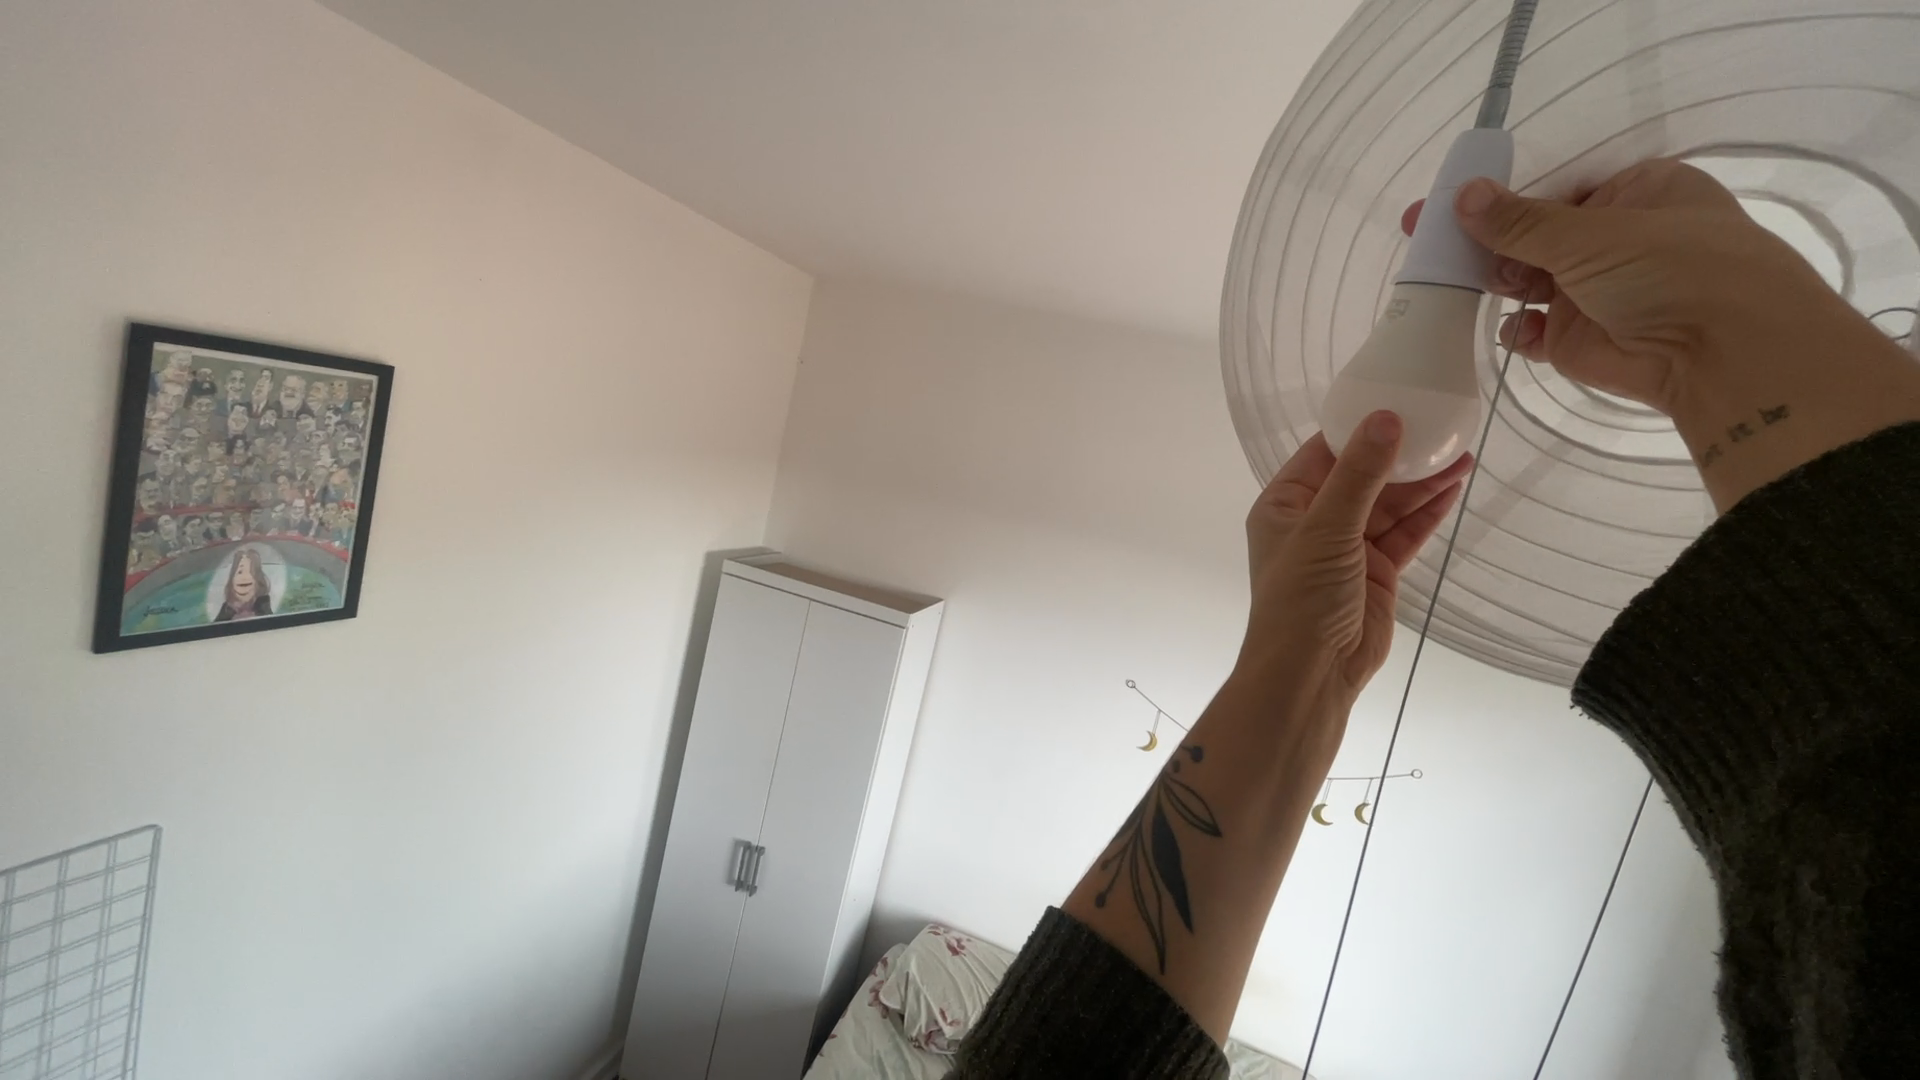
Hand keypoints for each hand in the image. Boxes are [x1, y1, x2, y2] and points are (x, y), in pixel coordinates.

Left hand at [1239, 412, 1469, 706]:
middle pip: (1360, 477)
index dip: (1357, 429)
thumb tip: (1385, 418)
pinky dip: (1427, 512)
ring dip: (1420, 482)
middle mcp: (1312, 522)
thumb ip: (1359, 475)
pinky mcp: (1376, 571)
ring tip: (1461, 454)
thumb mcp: (1327, 528)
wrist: (1314, 669)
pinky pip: (1404, 533)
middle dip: (1398, 455)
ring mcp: (1346, 547)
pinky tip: (1455, 487)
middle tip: (1443, 426)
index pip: (1321, 455)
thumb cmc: (1303, 595)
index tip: (1396, 400)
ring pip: (1388, 505)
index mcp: (1283, 506)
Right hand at [1403, 159, 1919, 510]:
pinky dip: (1515, 330)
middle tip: (1425, 247)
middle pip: (1528, 237)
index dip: (1496, 200)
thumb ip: (1519, 222)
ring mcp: (1589, 290)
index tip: (1444, 206)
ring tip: (1456, 285)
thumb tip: (1461, 194)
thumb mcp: (1590, 234)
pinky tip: (1518, 328)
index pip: (1549, 192)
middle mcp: (1610, 239)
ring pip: (1521, 281)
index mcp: (1630, 194)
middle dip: (1482, 244)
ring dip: (1494, 284)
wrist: (1714, 352)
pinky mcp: (1572, 337)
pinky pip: (1526, 329)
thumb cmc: (1669, 269)